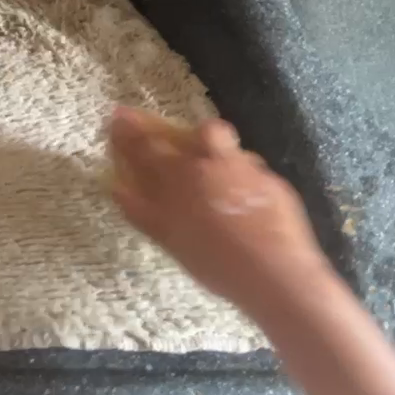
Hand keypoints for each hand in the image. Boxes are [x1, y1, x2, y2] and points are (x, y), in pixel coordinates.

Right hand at [108, 107, 333, 316]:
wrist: (278, 278)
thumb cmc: (215, 262)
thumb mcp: (168, 240)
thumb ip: (140, 210)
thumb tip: (116, 187)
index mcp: (180, 173)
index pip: (147, 142)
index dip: (129, 129)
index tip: (117, 116)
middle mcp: (212, 161)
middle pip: (195, 131)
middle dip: (185, 132)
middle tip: (181, 147)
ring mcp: (247, 169)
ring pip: (227, 146)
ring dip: (217, 152)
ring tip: (217, 175)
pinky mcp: (274, 184)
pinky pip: (251, 169)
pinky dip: (242, 179)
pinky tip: (244, 203)